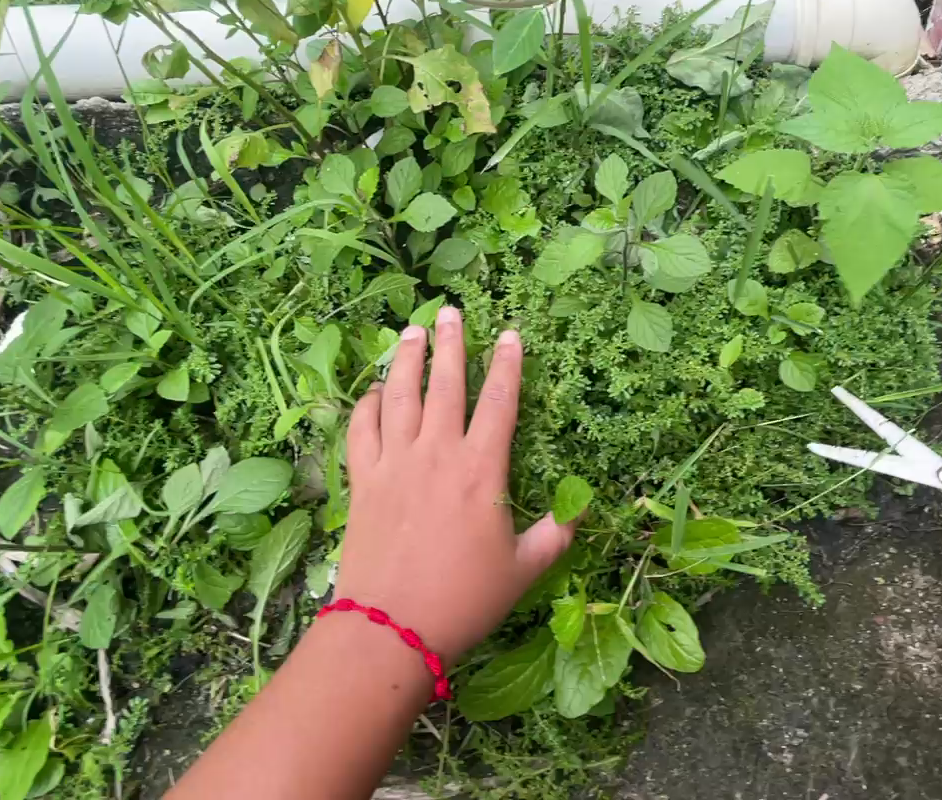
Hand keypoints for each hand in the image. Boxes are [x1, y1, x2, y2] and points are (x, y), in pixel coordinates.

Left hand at [333, 307, 575, 661]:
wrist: (389, 630)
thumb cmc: (463, 600)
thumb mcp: (522, 571)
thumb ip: (553, 536)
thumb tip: (579, 513)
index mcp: (481, 471)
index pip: (499, 402)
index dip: (507, 364)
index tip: (509, 334)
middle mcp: (438, 454)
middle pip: (446, 384)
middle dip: (451, 344)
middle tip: (450, 311)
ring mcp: (395, 463)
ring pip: (401, 396)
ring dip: (407, 359)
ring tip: (411, 330)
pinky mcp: (363, 480)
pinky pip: (362, 429)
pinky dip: (367, 404)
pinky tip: (374, 390)